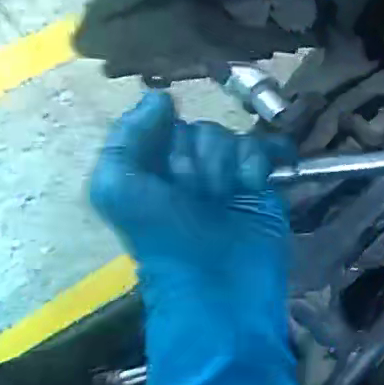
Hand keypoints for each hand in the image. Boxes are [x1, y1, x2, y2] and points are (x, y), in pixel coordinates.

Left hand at [89, 92, 299, 384]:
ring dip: (227, 168)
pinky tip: (255, 183)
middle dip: (200, 162)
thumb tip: (161, 98)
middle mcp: (189, 170)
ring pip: (232, 138)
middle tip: (198, 199)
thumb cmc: (164, 240)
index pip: (164, 123)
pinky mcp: (263, 188)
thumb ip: (126, 137)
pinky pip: (266, 149)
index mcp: (151, 169)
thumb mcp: (117, 189)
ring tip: (226, 201)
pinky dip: (263, 159)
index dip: (168, 143)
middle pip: (201, 130)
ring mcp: (228, 178)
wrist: (218, 286)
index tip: (170, 179)